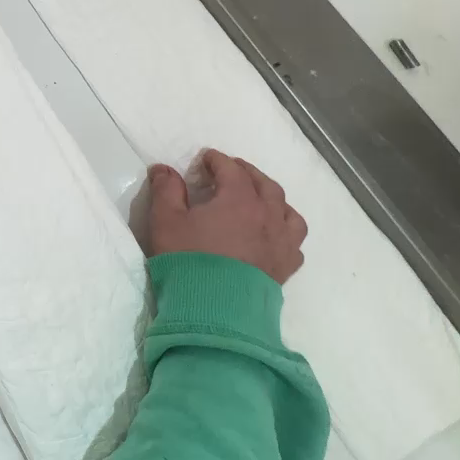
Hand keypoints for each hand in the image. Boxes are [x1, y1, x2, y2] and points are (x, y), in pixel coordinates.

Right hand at [146, 149, 306, 283]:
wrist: (217, 302)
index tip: (206, 157)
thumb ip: (167, 189)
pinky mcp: (287, 264)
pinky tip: (274, 232)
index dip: (218, 160)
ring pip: (287, 210)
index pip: (232, 171)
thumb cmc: (188, 255)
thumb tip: (165, 169)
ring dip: (273, 198)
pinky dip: (284, 227)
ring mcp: (283, 241)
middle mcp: (268, 216)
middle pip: (266, 185)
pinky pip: (294, 239)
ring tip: (260, 197)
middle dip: (248, 173)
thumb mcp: (166, 218)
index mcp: (238, 200)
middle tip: (233, 169)